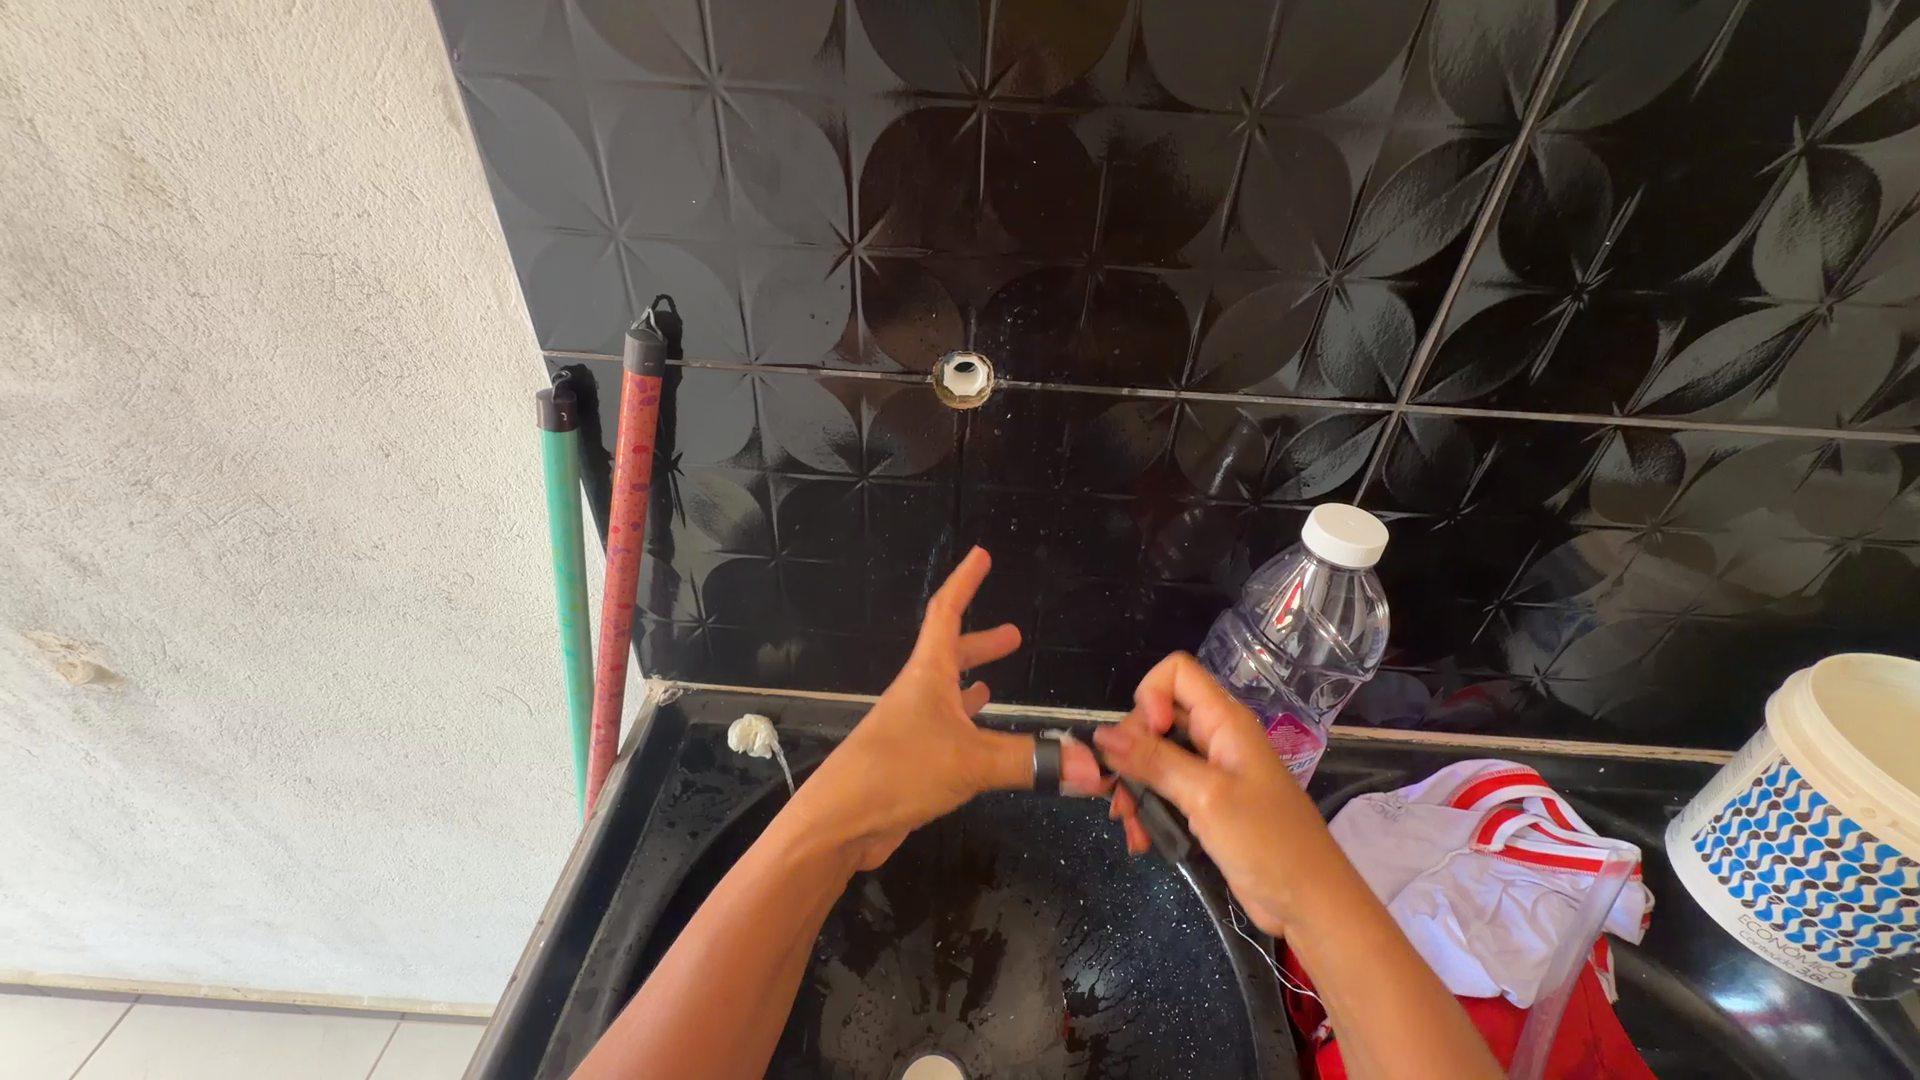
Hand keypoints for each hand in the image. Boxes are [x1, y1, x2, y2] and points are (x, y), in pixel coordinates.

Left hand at [790, 547, 1102, 868]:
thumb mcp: (972, 762)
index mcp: (928, 674)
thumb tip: (1094, 769)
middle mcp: (918, 693)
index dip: (965, 582)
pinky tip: (981, 736)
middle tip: (1014, 637)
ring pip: (948, 694)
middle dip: (982, 643)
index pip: (947, 612)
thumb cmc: (900, 771)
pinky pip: (946, 731)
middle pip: (950, 654)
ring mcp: (912, 725)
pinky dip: (968, 726)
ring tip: (999, 682)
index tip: (980, 556)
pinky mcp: (912, 758)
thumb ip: (1032, 762)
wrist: (841, 821)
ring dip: (973, 684)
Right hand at [1094, 652, 1324, 935]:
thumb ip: (1153, 761)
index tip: (1146, 735)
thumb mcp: (1206, 796)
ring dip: (1134, 786)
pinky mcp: (1206, 804)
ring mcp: (1211, 772)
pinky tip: (1141, 838)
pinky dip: (1148, 809)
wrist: (1311, 905)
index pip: (1176, 673)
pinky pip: (1164, 790)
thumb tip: (1101, 734)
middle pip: (1156, 716)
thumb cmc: (1268, 842)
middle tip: (1120, 789)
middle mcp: (1216, 738)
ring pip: (1154, 756)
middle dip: (1130, 750)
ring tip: (1128, 823)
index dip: (1151, 696)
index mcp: (1225, 721)